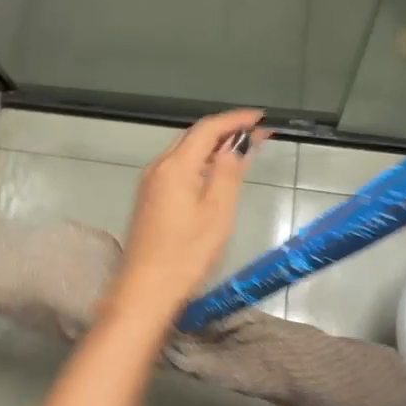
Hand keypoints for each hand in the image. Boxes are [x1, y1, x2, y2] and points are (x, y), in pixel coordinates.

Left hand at [108, 109, 268, 321]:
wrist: (145, 288)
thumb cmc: (186, 254)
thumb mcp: (217, 213)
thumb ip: (226, 173)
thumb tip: (235, 144)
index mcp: (175, 166)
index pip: (207, 128)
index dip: (234, 119)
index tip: (260, 117)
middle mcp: (158, 167)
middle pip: (193, 137)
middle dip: (225, 131)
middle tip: (257, 134)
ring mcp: (150, 182)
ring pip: (184, 152)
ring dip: (212, 147)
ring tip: (243, 150)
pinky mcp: (149, 198)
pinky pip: (177, 168)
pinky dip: (199, 162)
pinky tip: (216, 173)